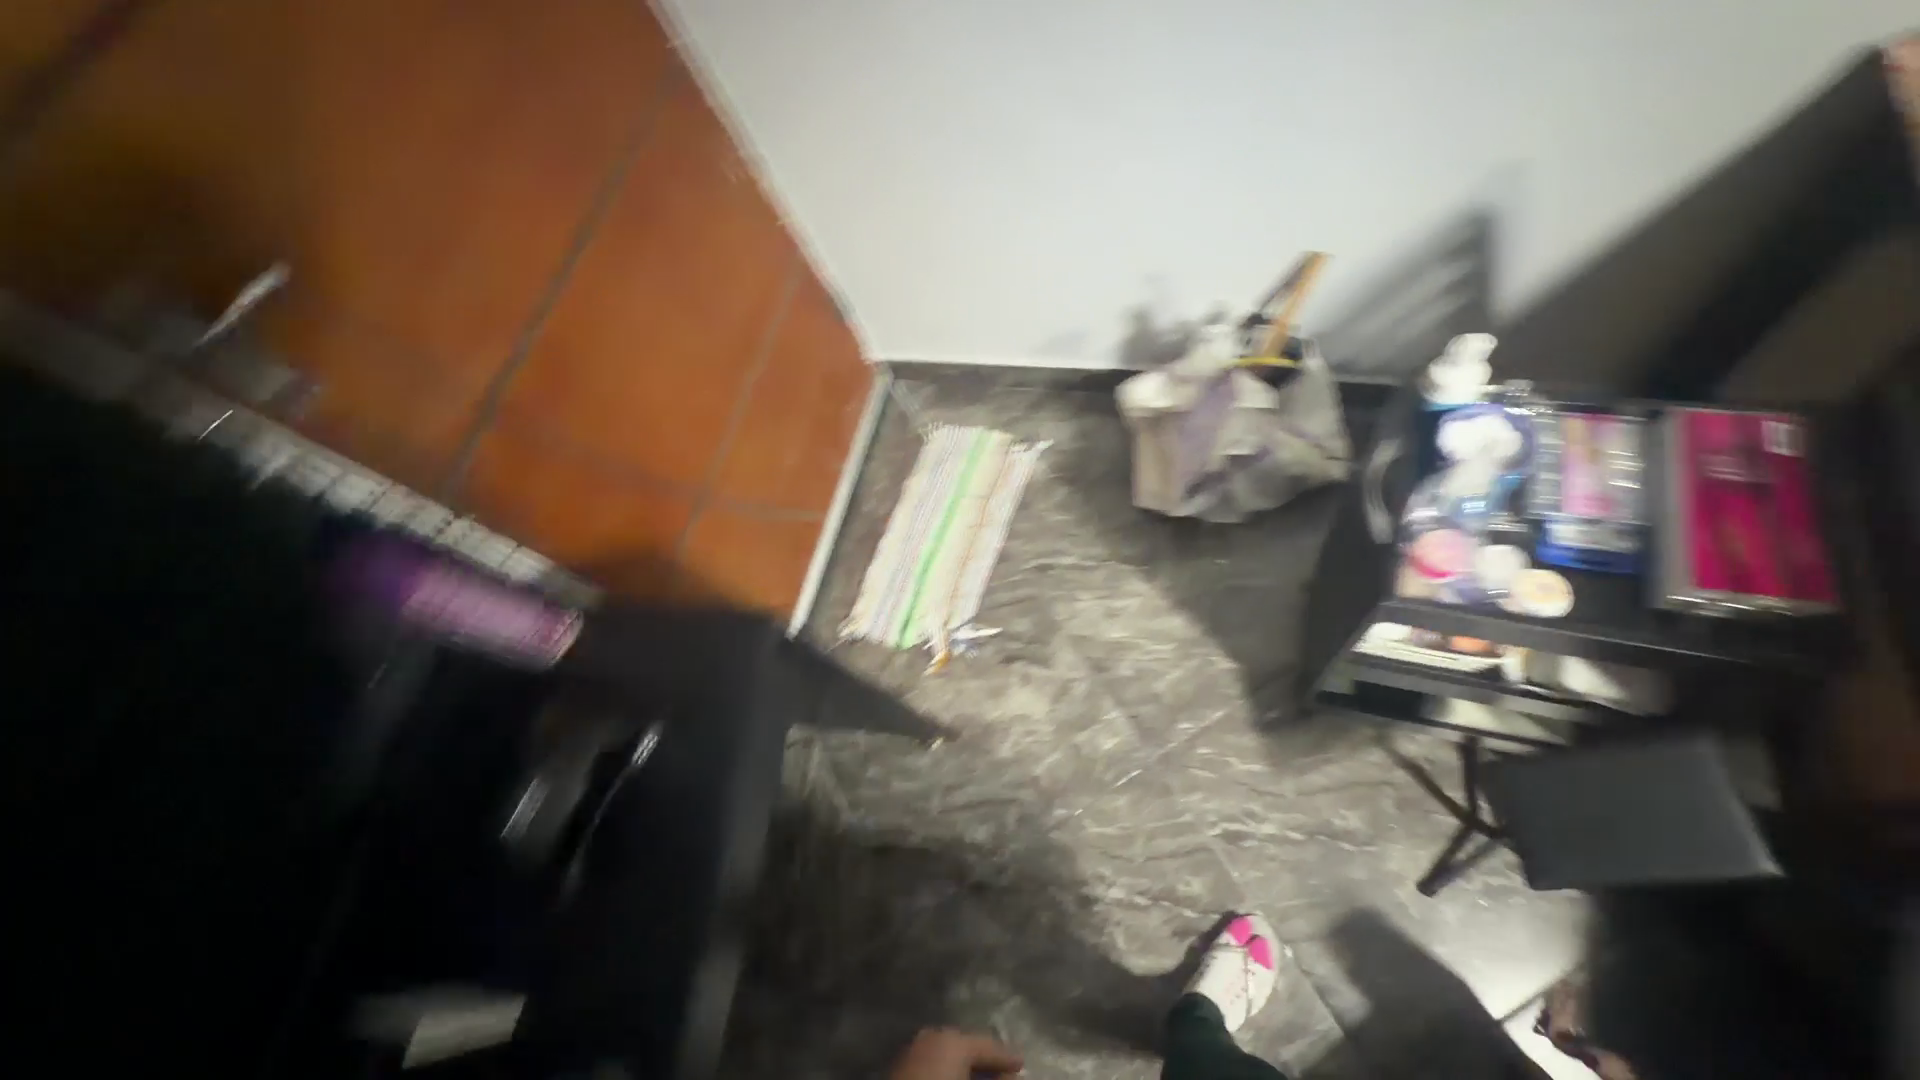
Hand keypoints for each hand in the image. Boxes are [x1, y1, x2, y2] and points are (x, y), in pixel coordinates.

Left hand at [889, 1027, 1023, 1079]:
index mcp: (953, 1041)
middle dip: (984, 1061)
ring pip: (947, 1055)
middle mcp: (932, 1037)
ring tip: (979, 1078)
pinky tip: (953, 1079)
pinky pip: (931, 1065)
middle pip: (967, 1047)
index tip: (1021, 1064)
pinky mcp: (899, 1069)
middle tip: (1002, 1073)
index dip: (1007, 1057)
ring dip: (964, 1067)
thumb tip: (1012, 1077)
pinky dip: (946, 1072)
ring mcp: (912, 1051)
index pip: (989, 1046)